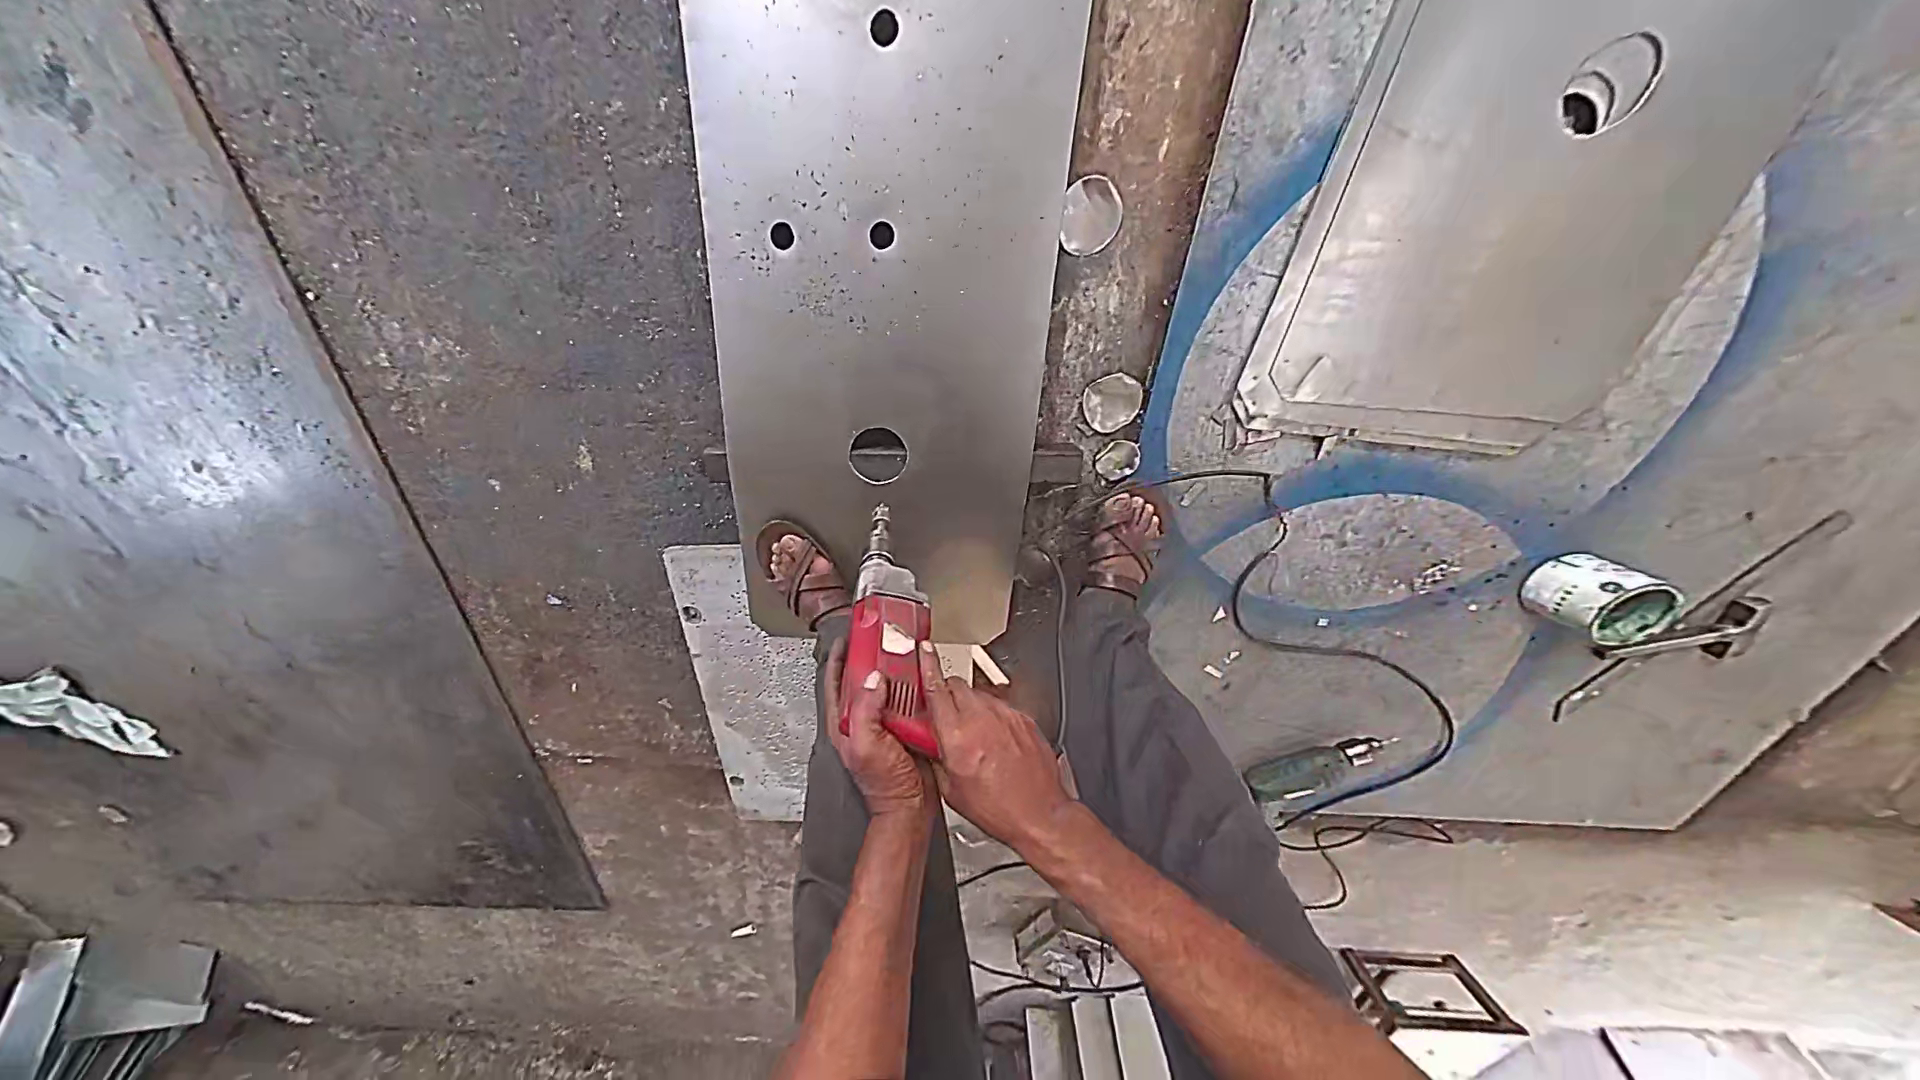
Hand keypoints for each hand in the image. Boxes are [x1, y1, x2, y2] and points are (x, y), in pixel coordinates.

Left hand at [824, 637, 931, 816]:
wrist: (911, 806)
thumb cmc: (884, 787)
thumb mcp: (867, 745)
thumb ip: (865, 710)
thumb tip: (872, 679)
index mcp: (846, 724)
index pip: (835, 683)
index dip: (839, 659)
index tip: (847, 639)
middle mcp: (863, 721)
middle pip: (862, 680)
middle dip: (869, 658)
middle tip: (879, 638)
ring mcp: (885, 723)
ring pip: (886, 687)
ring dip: (894, 670)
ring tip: (901, 651)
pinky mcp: (906, 726)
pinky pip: (908, 698)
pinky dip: (913, 685)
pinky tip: (920, 676)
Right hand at [918, 642, 1074, 851]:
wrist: (1040, 815)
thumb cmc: (999, 809)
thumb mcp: (951, 789)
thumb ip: (935, 756)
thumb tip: (925, 741)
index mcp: (958, 736)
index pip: (936, 688)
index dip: (927, 665)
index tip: (924, 651)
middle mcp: (983, 719)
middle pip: (957, 685)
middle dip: (947, 693)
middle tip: (945, 712)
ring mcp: (1006, 716)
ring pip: (980, 695)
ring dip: (971, 706)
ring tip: (974, 734)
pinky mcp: (1024, 719)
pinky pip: (1001, 707)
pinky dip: (993, 717)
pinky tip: (996, 741)